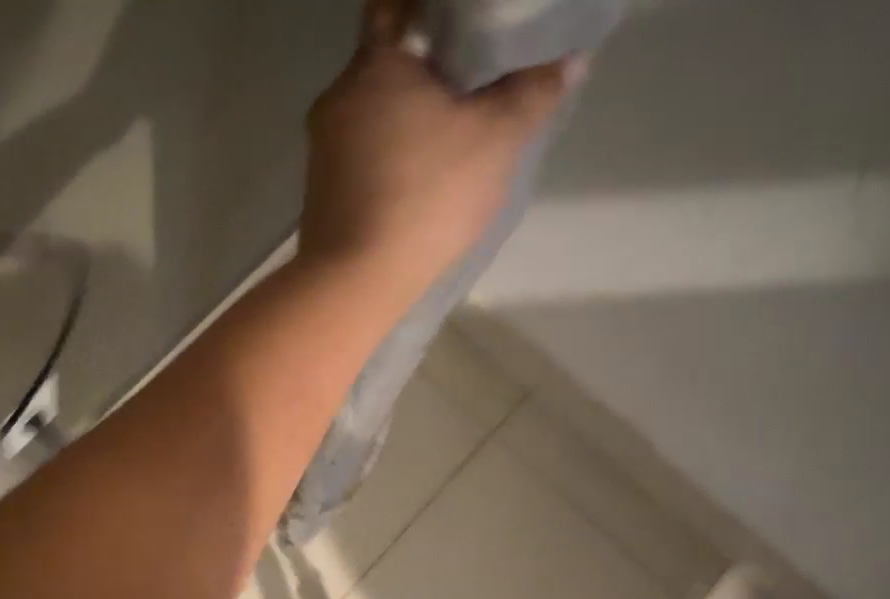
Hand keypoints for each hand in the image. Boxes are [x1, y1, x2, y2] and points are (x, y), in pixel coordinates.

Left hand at [299, 0, 582, 277]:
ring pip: (373, 102)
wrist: (354, 279)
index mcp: (374, 64)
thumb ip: (533, 89)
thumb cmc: (426, 195)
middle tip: (476, 58)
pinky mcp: (322, 183)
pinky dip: (393, 136)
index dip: (430, 2)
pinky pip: (363, 141)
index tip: (462, 10)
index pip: (394, 3)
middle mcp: (337, 97)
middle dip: (428, 53)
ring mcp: (323, 144)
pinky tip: (425, 154)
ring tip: (458, 108)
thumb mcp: (498, 136)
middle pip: (385, 54)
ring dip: (410, 99)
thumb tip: (568, 59)